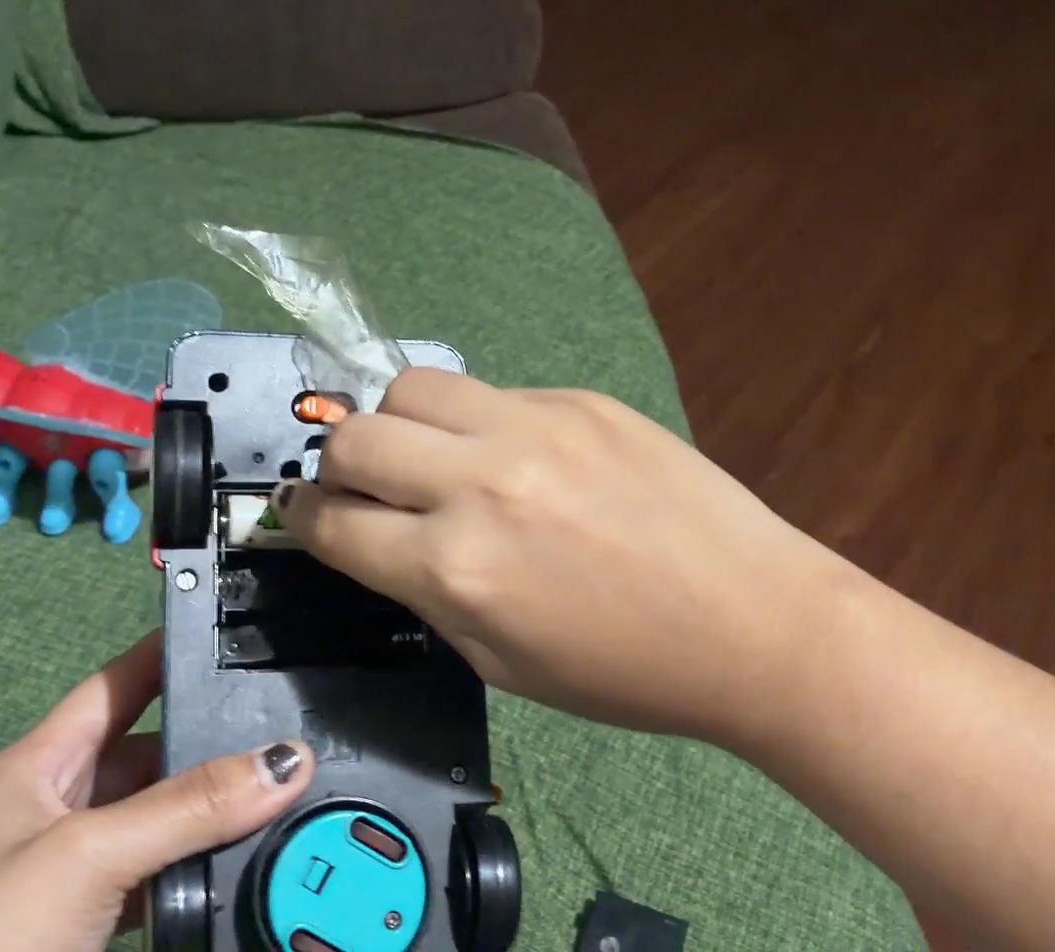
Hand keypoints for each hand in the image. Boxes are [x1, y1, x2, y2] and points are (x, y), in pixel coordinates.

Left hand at [0, 630, 313, 950]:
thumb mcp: (90, 854)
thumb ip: (190, 805)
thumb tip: (292, 758)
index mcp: (37, 766)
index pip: (116, 684)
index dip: (168, 651)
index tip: (237, 630)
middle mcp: (58, 806)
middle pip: (150, 752)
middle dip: (212, 739)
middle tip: (289, 722)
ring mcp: (76, 869)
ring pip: (161, 816)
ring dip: (213, 808)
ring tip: (289, 784)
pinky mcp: (94, 921)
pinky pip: (163, 871)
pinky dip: (202, 863)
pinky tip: (250, 853)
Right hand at [273, 368, 847, 745]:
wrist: (753, 618)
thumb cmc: (629, 669)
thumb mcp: (503, 662)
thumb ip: (428, 594)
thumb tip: (381, 543)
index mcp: (458, 567)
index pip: (333, 523)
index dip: (301, 522)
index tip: (302, 516)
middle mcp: (484, 483)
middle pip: (353, 436)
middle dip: (338, 467)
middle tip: (364, 489)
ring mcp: (537, 426)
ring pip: (413, 385)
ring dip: (401, 424)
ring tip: (434, 458)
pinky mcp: (582, 399)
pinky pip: (493, 391)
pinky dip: (478, 422)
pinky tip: (516, 457)